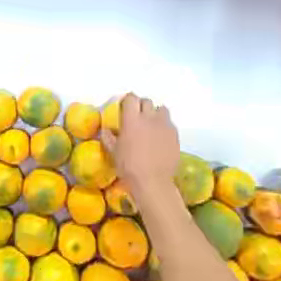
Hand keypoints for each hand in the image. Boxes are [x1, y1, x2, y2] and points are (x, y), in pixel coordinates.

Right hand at [102, 93, 179, 210]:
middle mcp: (149, 117)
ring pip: (161, 109)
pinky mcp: (175, 134)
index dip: (128, 100)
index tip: (125, 106)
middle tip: (138, 116)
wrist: (153, 181)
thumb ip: (109, 138)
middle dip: (141, 105)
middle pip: (147, 101)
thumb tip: (105, 130)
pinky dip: (164, 126)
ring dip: (155, 113)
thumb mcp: (114, 152)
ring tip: (152, 124)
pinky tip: (160, 136)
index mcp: (132, 120)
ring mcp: (164, 125)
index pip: (131, 98)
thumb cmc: (129, 167)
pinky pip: (169, 123)